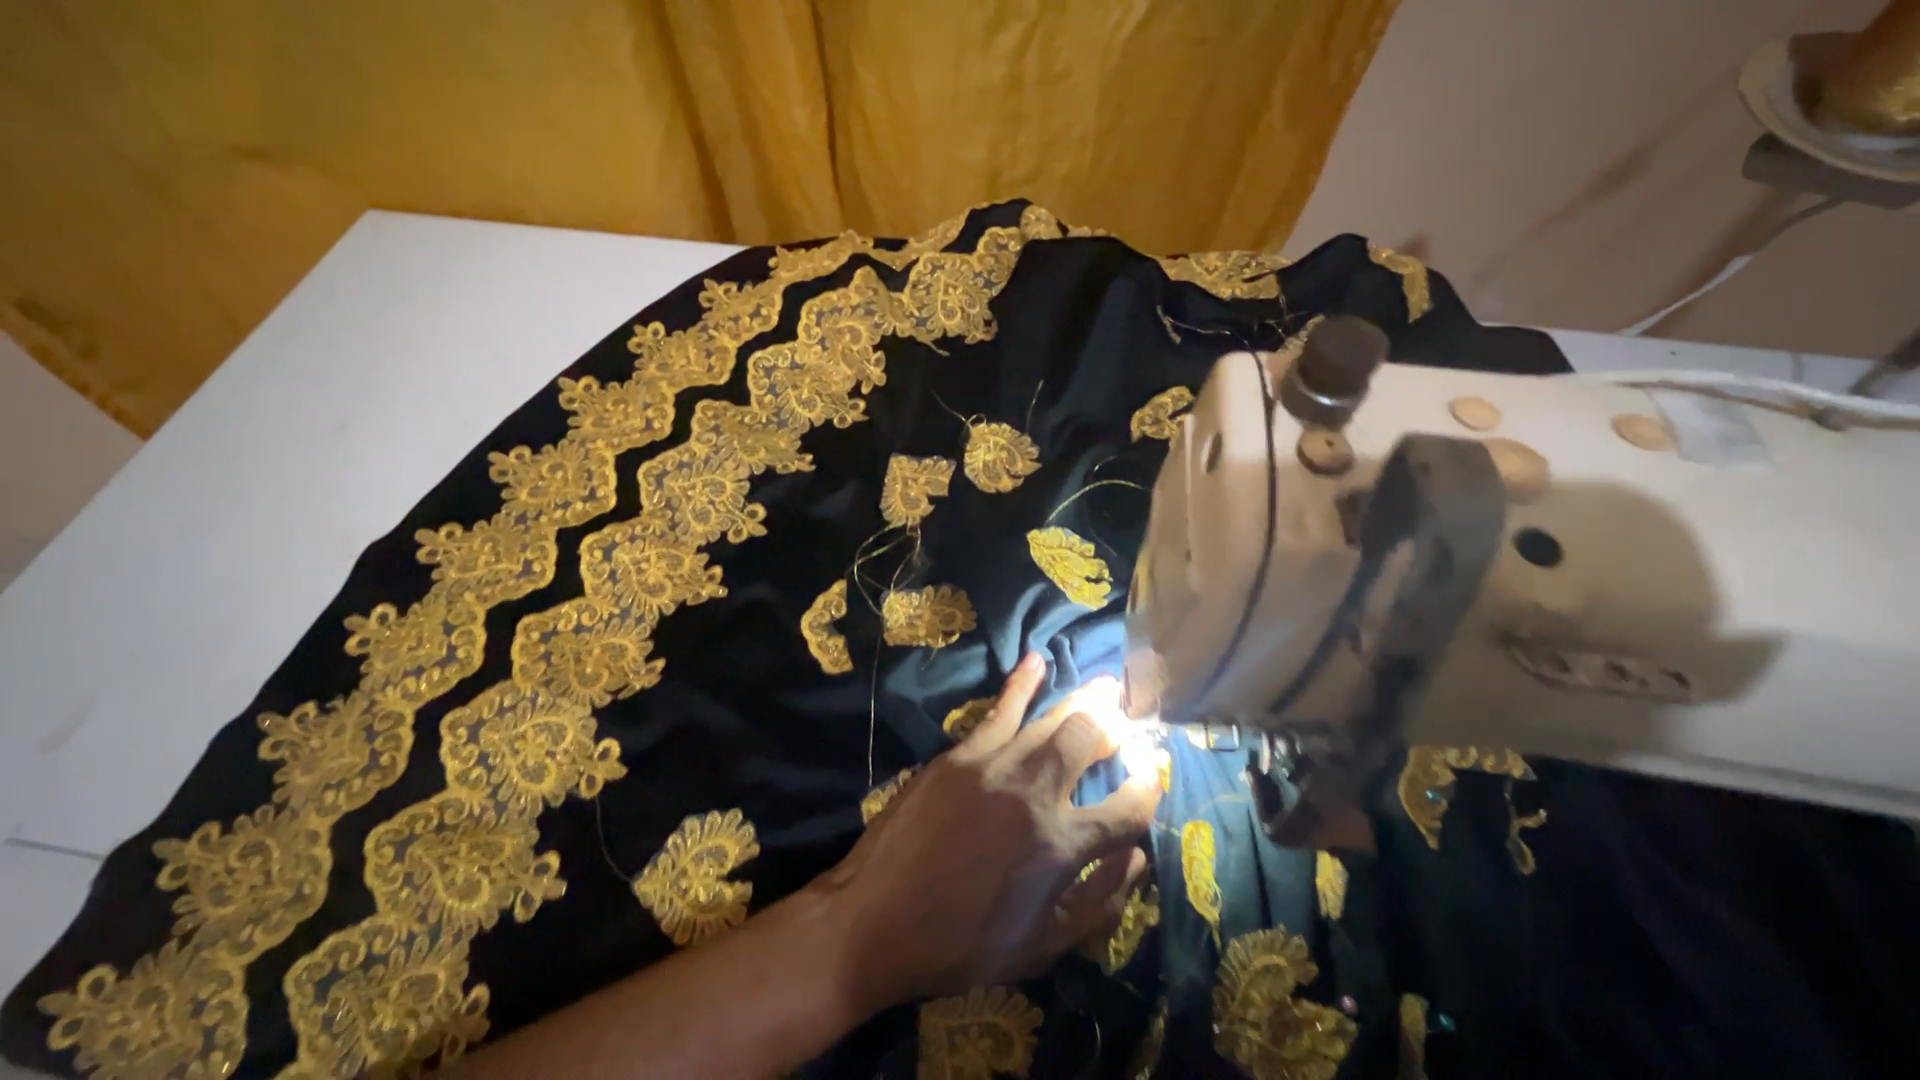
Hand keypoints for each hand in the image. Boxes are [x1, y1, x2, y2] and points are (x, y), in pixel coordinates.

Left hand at [808, 653, 1161, 1011]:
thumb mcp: (1041, 948)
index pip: (1126, 811)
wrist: (874, 922)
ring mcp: (992, 767)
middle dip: (1116, 732)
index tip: (1151, 783)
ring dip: (1082, 702)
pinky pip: (998, 710)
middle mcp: (1033, 795)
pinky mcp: (957, 757)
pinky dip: (1021, 684)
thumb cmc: (960, 945)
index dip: (1147, 795)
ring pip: (1050, 720)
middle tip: (1124, 729)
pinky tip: (1037, 661)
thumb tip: (1136, 857)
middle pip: (1089, 742)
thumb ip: (1098, 903)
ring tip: (1104, 687)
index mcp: (1060, 847)